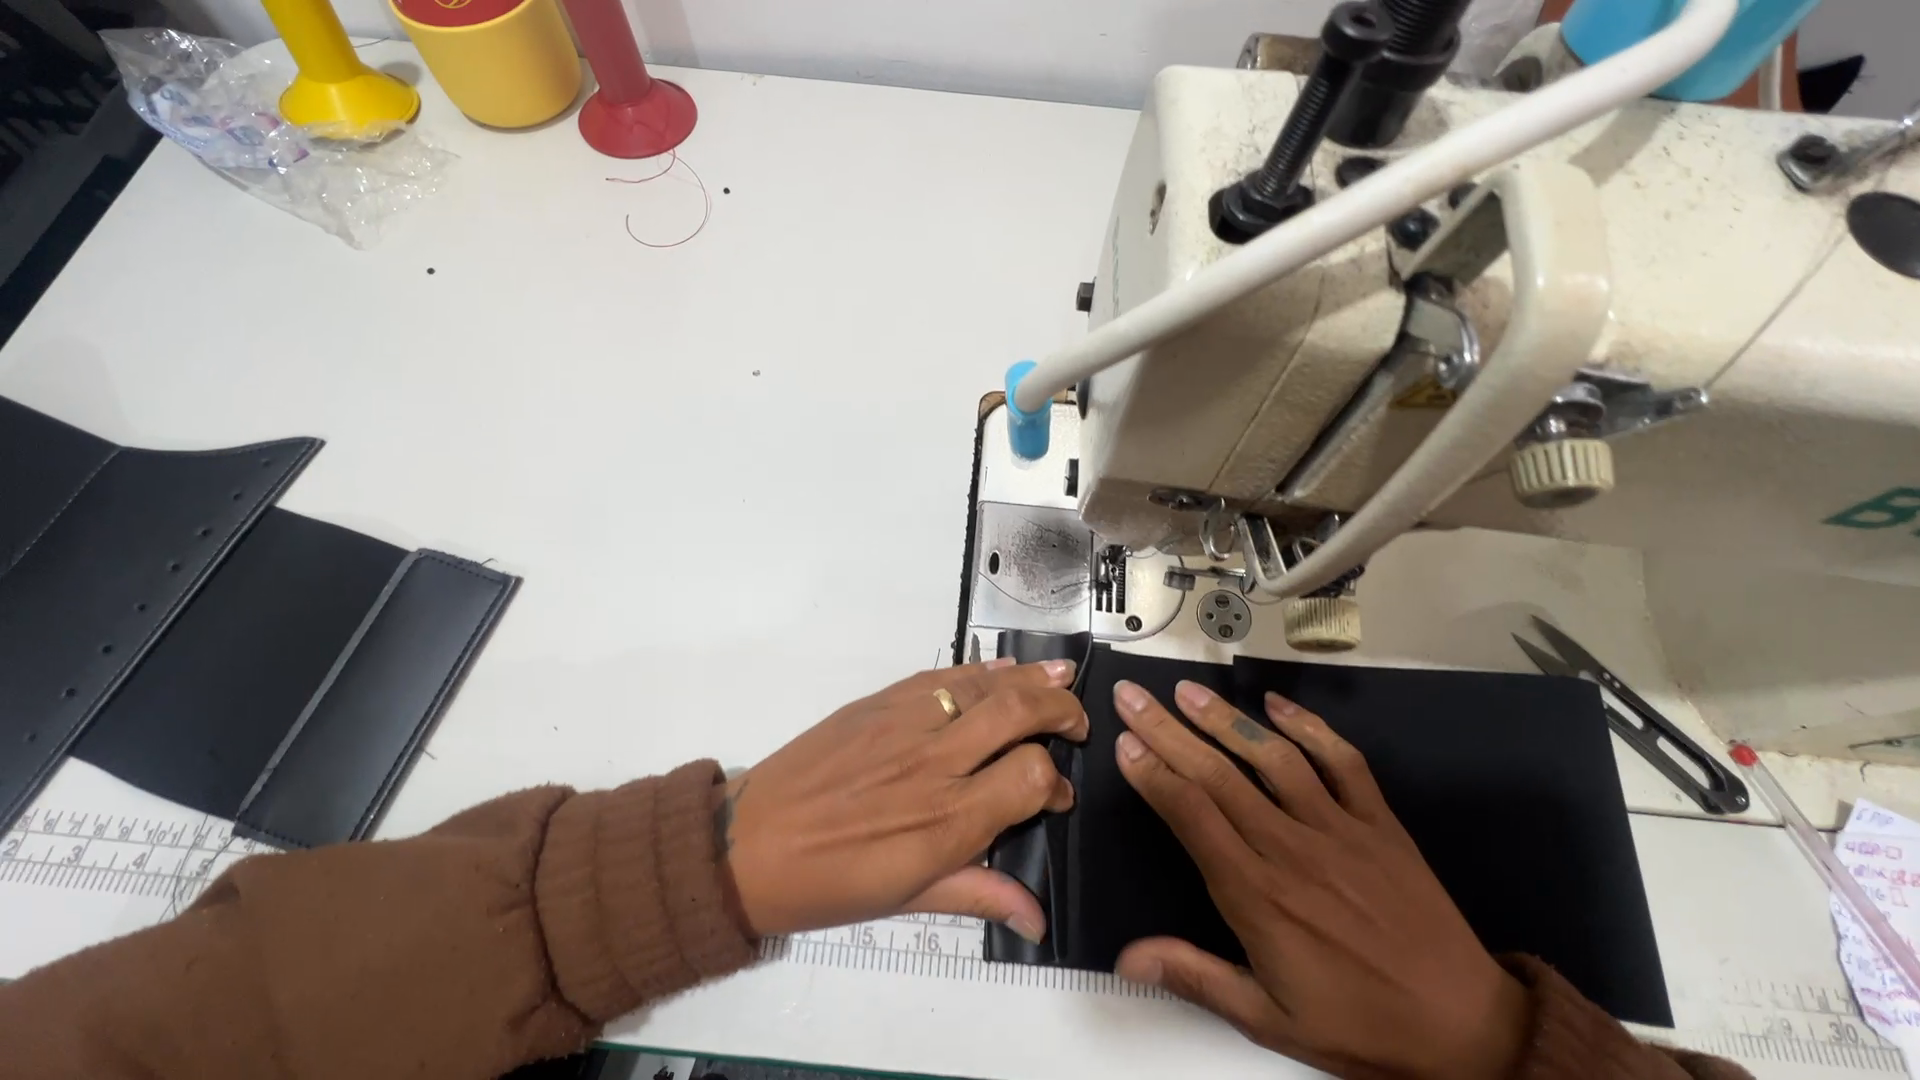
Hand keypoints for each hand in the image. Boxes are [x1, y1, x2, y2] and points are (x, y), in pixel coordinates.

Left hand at [720, 658, 1085, 941]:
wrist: (748, 845)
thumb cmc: (830, 884)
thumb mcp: (907, 900)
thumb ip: (980, 894)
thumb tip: (1039, 919)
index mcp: (946, 819)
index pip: (1032, 776)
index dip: (1055, 782)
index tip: (1054, 795)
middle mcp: (935, 762)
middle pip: (1020, 711)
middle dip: (1061, 709)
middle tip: (1075, 723)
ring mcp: (905, 723)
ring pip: (985, 684)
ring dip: (1030, 678)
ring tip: (1059, 680)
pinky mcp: (878, 702)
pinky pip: (941, 676)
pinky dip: (980, 670)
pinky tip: (1002, 671)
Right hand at [1109, 680, 1528, 1079]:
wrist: (1465, 1029)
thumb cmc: (1357, 1025)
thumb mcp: (1268, 1019)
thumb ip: (1194, 975)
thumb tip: (1126, 956)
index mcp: (1257, 895)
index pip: (1191, 815)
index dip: (1153, 774)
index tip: (1123, 742)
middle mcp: (1291, 848)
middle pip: (1217, 776)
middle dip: (1167, 731)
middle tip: (1132, 695)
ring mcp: (1340, 828)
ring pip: (1272, 758)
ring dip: (1225, 719)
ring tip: (1187, 690)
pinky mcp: (1380, 823)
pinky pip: (1343, 762)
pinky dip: (1310, 726)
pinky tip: (1277, 703)